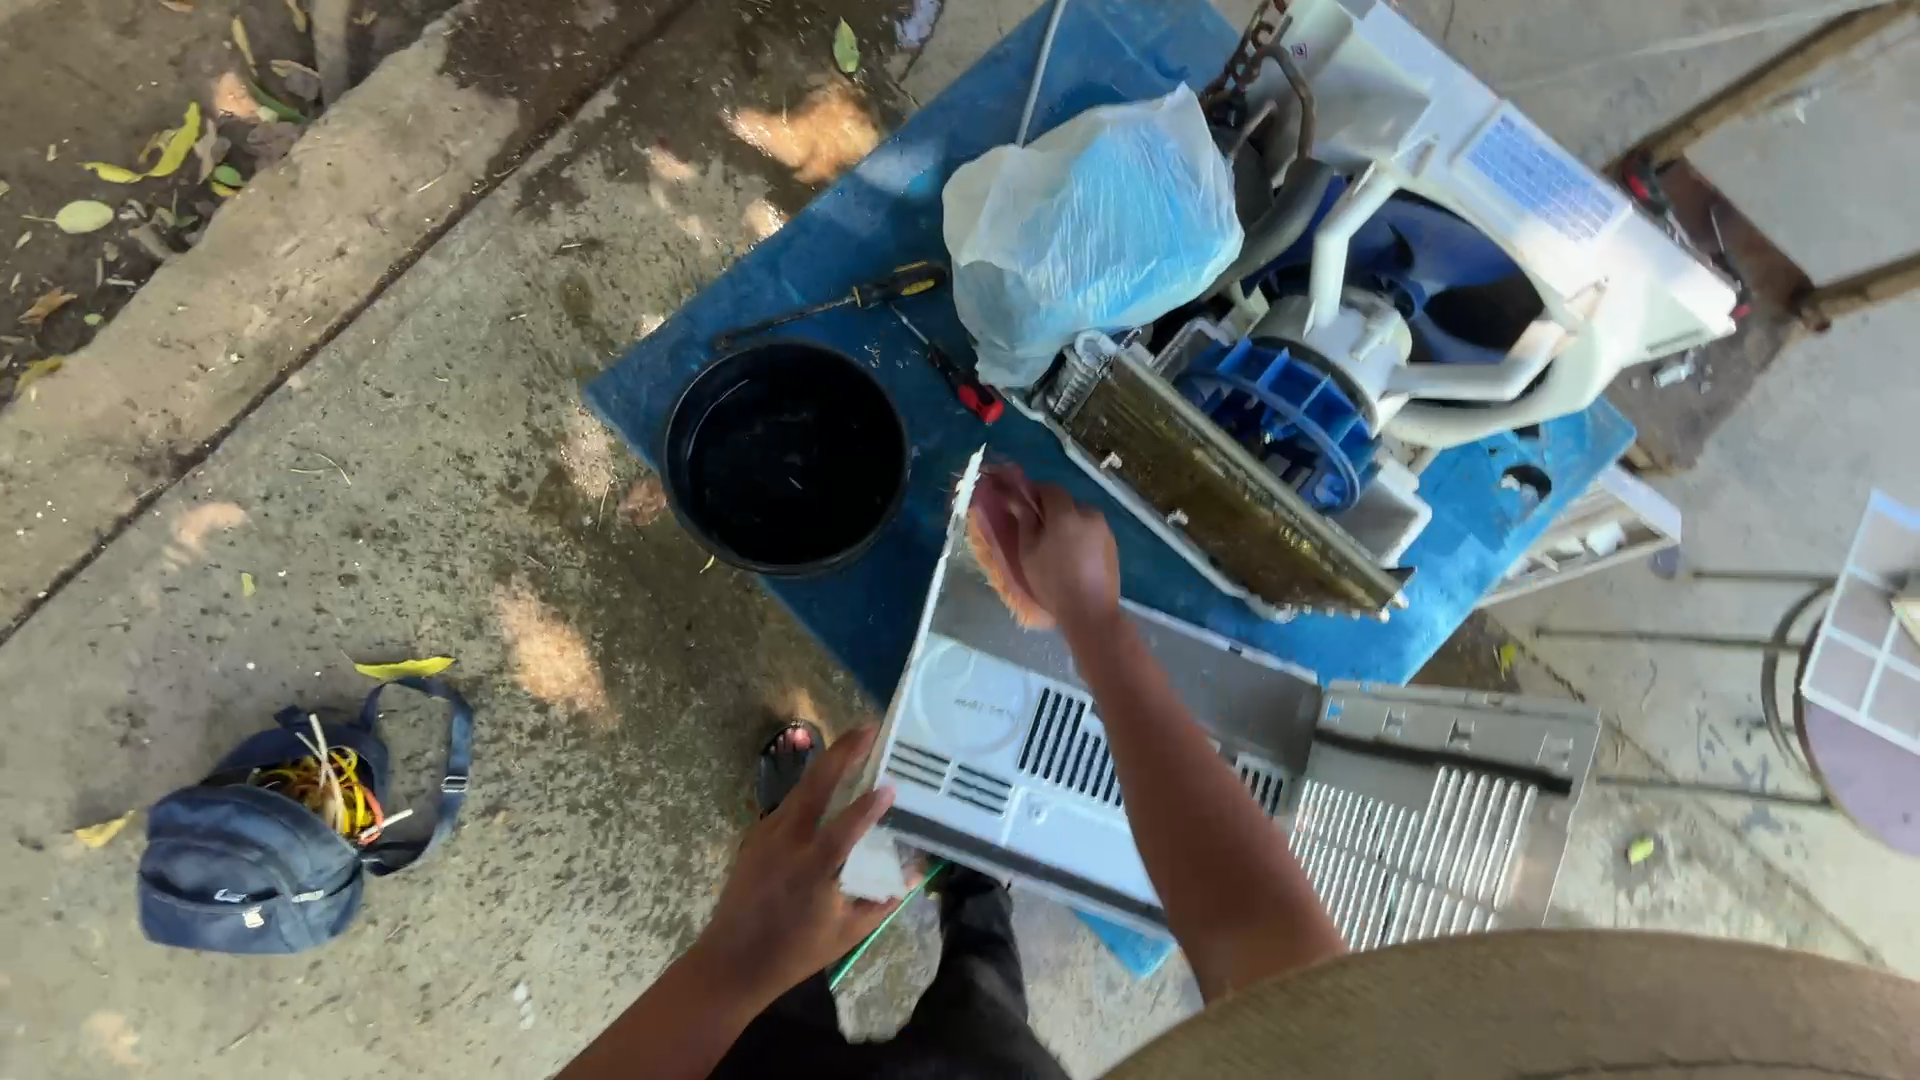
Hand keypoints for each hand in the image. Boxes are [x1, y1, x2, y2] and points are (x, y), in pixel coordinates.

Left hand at [690, 727, 901, 1007]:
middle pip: (815, 785)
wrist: (730, 962)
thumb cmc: (793, 952)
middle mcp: (787, 843)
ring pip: (802, 786)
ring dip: (830, 761)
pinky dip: (814, 785)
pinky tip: (830, 780)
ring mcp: (768, 834)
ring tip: (856, 742)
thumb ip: (882, 900)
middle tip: (870, 728)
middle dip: (843, 752)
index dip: (868, 807)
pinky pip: (792, 801)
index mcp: (811, 870)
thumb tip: (915, 873)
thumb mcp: (845, 934)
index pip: (844, 829)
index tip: (891, 785)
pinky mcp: (758, 834)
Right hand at [1006, 483, 1120, 632]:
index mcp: (1066, 513)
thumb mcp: (1028, 552)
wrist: (1091, 612)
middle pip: (1067, 502)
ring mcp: (1105, 529)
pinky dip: (1081, 536)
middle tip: (1038, 531)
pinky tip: (1074, 557)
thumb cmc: (1052, 581)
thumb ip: (1024, 520)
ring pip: (1080, 517)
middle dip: (1051, 510)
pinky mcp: (1113, 544)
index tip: (1023, 505)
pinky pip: (1091, 531)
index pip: (1049, 488)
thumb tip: (1017, 500)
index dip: (1034, 492)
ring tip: (1057, 547)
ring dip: (1068, 523)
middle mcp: (1089, 513)